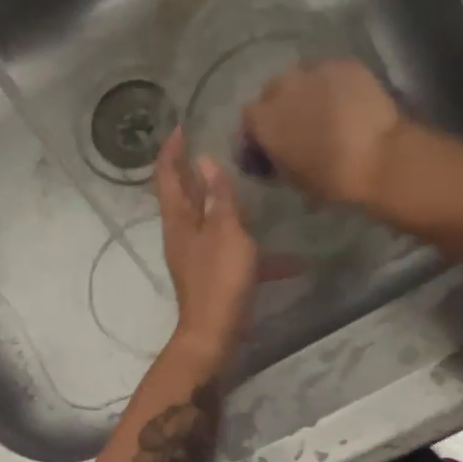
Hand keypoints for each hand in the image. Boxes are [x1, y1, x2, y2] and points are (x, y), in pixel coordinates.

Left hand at [154, 130, 257, 355]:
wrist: (214, 334)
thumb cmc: (219, 280)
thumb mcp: (225, 233)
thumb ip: (218, 198)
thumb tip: (205, 161)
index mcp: (179, 221)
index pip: (167, 176)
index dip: (171, 150)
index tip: (181, 127)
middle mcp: (183, 235)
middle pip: (185, 196)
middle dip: (194, 171)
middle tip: (211, 145)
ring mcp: (198, 257)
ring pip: (211, 223)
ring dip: (227, 205)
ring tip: (251, 188)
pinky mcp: (214, 276)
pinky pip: (236, 255)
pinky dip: (258, 253)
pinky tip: (294, 260)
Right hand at [241, 59, 413, 206]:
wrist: (379, 157)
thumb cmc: (330, 178)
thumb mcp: (290, 178)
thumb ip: (275, 158)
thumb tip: (275, 153)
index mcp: (263, 119)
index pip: (248, 120)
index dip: (257, 133)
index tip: (268, 147)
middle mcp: (282, 88)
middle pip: (272, 92)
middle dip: (280, 108)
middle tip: (296, 127)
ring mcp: (314, 72)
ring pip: (301, 79)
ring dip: (305, 93)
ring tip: (322, 112)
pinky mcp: (344, 64)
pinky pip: (329, 74)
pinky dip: (332, 86)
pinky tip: (345, 103)